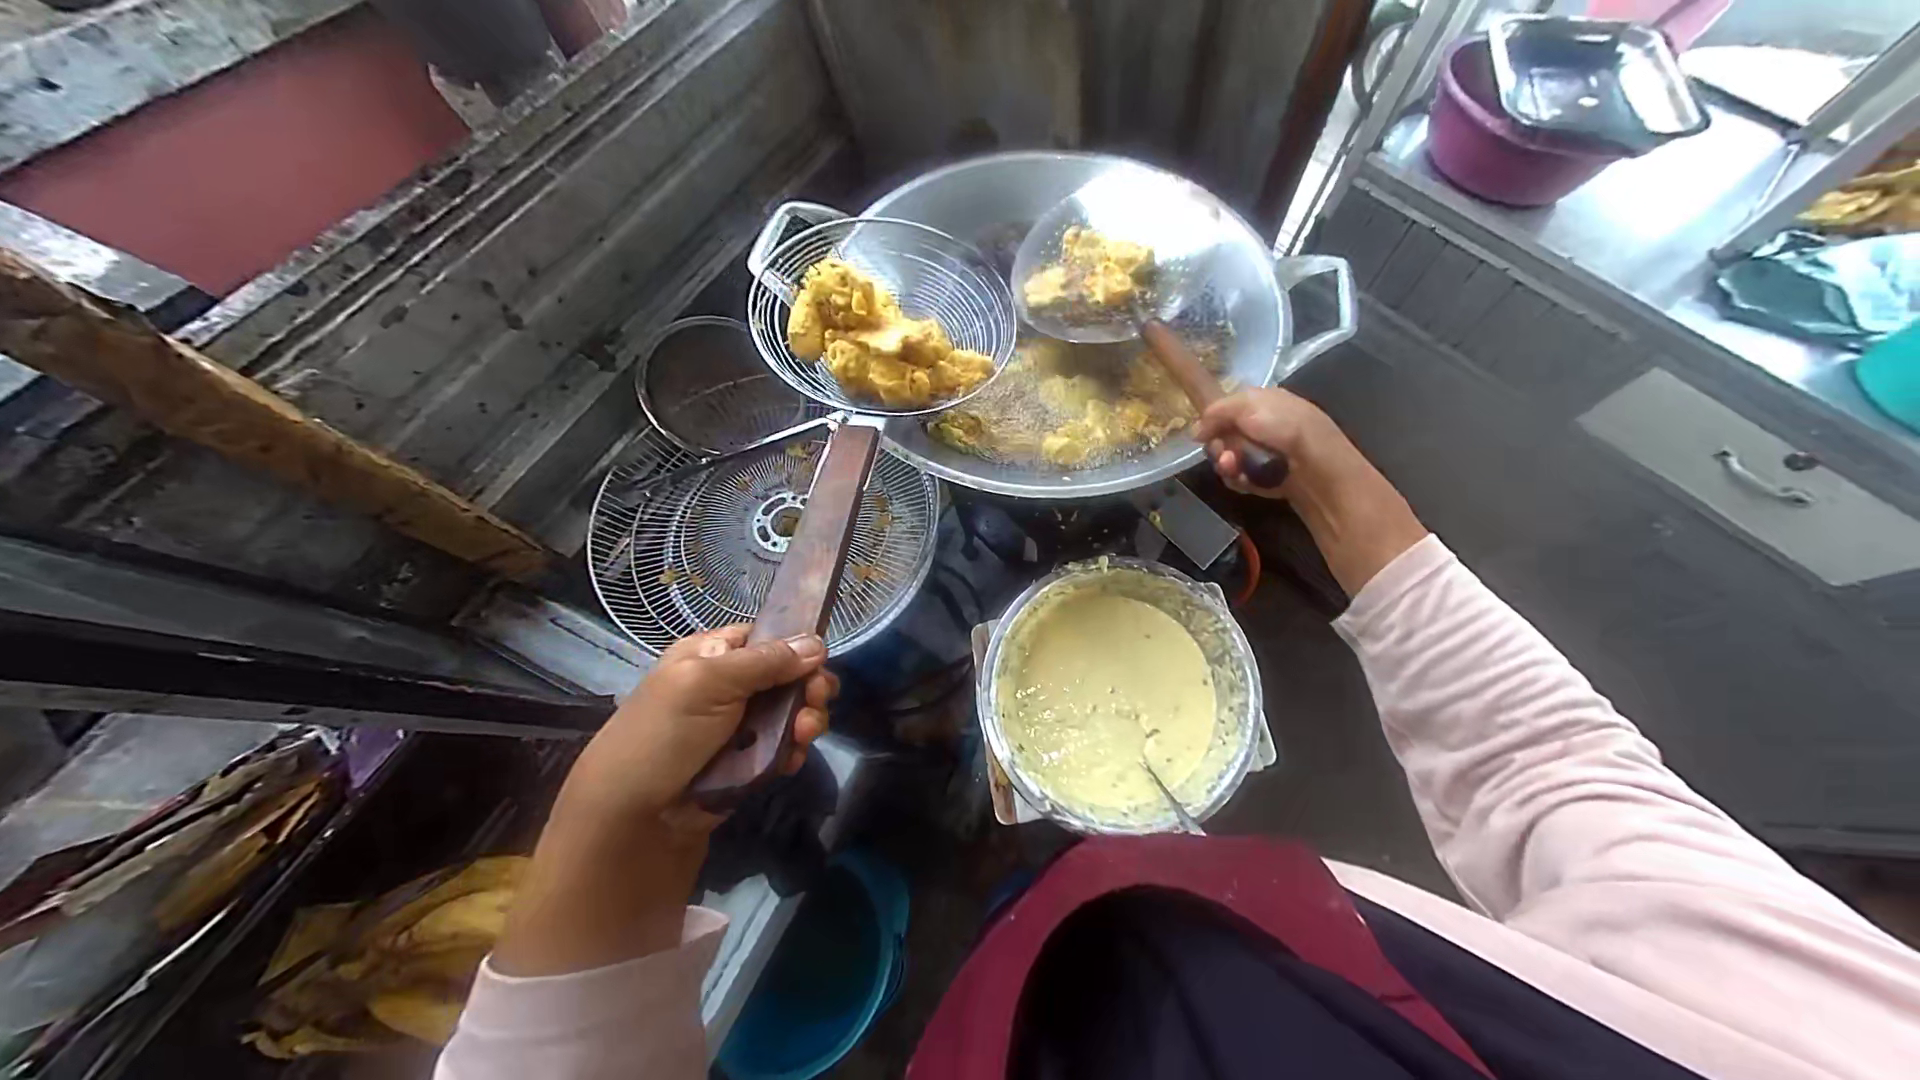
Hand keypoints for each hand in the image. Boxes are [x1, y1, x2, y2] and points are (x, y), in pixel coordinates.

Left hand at [561, 624, 836, 830]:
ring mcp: (740, 724)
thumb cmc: (665, 734)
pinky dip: (795, 749)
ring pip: (793, 710)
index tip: (819, 663)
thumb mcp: (709, 682)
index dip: (796, 647)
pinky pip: (786, 744)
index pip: (766, 637)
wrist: (634, 818)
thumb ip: (766, 660)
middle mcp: (729, 684)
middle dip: (808, 687)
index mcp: (712, 654)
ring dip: (807, 720)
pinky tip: (793, 760)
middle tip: (816, 702)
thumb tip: (818, 643)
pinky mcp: (750, 759)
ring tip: (805, 736)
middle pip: (788, 674)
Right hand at [1197, 387, 1348, 497]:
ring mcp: (1267, 452)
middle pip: (1224, 436)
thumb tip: (1196, 431)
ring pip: (1230, 458)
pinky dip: (1239, 480)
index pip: (1227, 408)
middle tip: (1224, 455)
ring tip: (1235, 471)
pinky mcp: (1268, 476)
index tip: (1205, 433)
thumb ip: (1217, 411)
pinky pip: (1241, 477)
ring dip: (1227, 466)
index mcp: (1266, 401)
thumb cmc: (1286, 429)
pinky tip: (1245, 482)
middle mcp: (1266, 425)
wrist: (1318, 469)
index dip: (1213, 420)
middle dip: (1218, 447)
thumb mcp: (1249, 405)